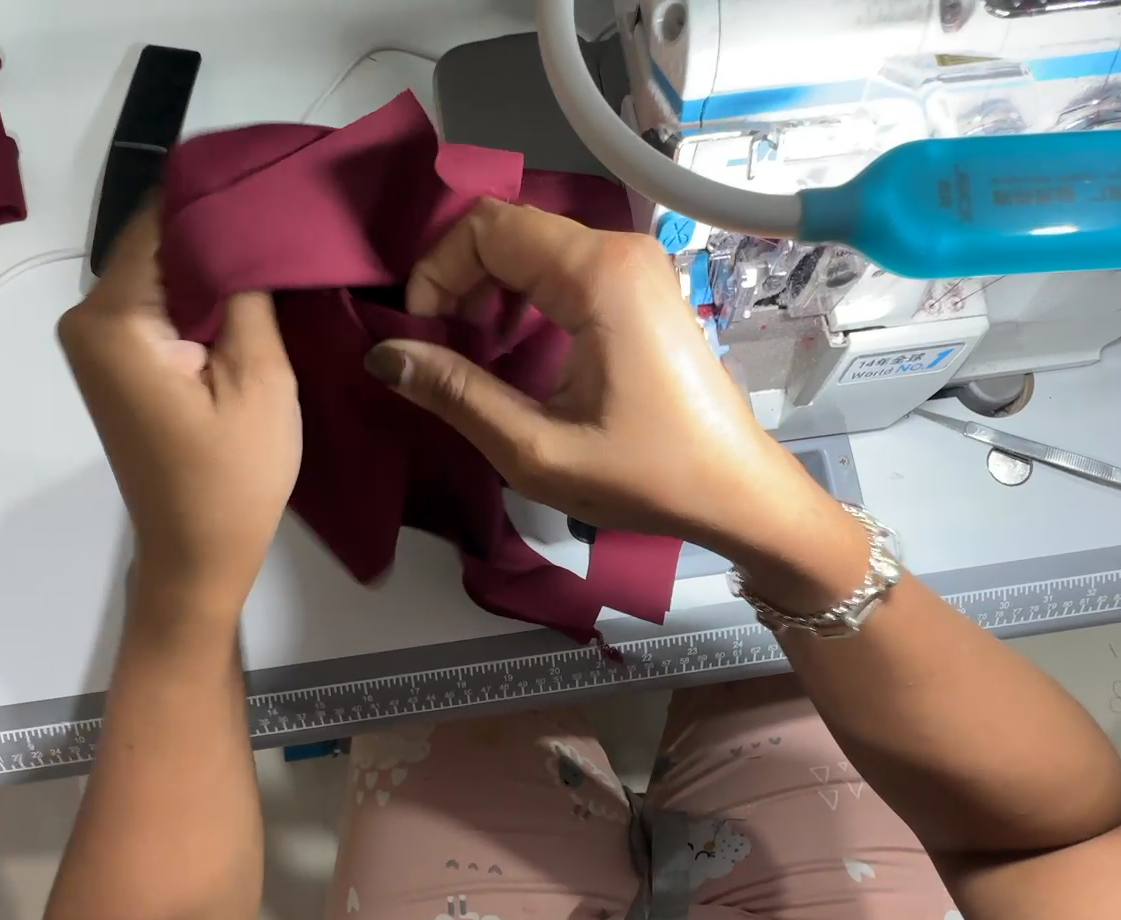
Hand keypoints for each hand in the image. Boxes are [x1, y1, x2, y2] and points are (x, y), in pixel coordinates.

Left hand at [58, 204, 300, 620]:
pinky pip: (161, 312)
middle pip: (157, 247)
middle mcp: (87, 321)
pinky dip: (201, 304)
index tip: (277, 190)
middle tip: (288, 228)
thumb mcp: (262, 382)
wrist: (198, 558)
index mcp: (114, 320)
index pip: (161, 221)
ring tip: (278, 263)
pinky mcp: (117, 367)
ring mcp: (97, 346)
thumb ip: (250, 296)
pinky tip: (248, 305)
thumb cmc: (234, 480)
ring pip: (162, 278)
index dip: (219, 200)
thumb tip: (248, 231)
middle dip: (219, 235)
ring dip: (215, 271)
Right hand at [365, 198, 861, 601]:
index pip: (488, 227)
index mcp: (599, 275)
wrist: (734, 491)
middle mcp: (620, 250)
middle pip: (509, 229)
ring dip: (488, 290)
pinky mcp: (641, 289)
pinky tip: (515, 348)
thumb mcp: (537, 450)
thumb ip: (457, 395)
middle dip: (458, 280)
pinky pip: (563, 270)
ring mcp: (636, 266)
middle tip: (441, 347)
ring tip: (473, 352)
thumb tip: (386, 356)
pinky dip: (523, 299)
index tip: (421, 336)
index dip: (436, 272)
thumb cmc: (646, 476)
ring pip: (534, 248)